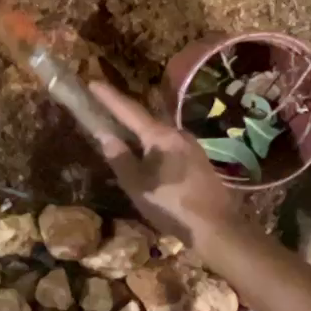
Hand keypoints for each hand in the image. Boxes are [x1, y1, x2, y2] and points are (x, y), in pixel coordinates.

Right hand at [89, 82, 245, 247]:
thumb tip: (105, 135)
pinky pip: (169, 145)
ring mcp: (192, 146)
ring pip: (159, 134)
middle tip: (104, 110)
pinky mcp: (198, 160)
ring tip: (122, 136)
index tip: (93, 83)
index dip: (110, 97)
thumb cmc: (171, 205)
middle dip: (124, 115)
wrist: (216, 228)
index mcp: (161, 136)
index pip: (130, 110)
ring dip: (139, 133)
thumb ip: (120, 158)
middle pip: (146, 120)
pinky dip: (153, 146)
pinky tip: (146, 157)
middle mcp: (178, 134)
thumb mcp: (137, 185)